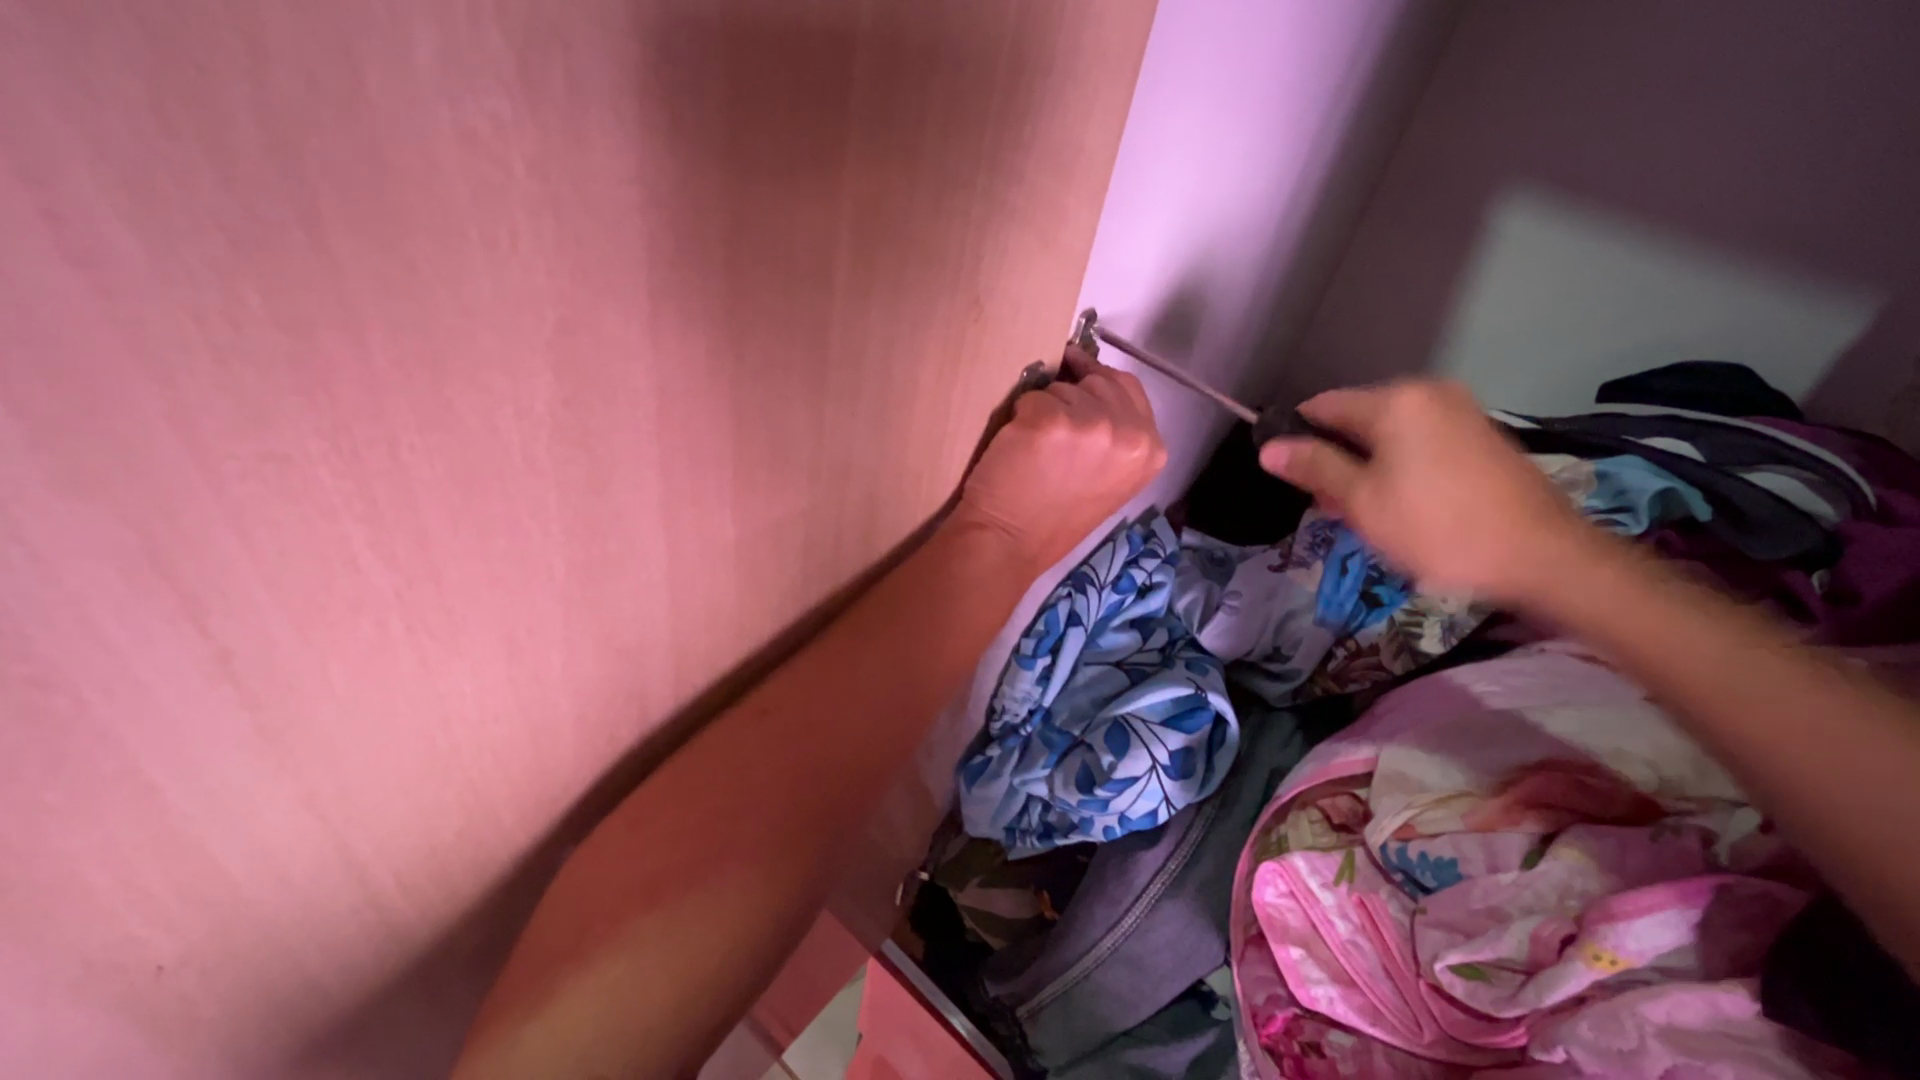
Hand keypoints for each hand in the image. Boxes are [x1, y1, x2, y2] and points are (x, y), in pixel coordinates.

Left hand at [953, 347, 1166, 575]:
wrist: (1012, 544)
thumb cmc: (1056, 517)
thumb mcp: (1111, 477)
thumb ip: (1116, 434)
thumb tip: (1091, 387)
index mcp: (1152, 450)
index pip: (1129, 386)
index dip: (1098, 381)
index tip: (1077, 383)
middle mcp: (1131, 434)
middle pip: (1097, 381)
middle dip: (1071, 396)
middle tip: (1052, 432)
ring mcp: (1093, 425)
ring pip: (1061, 388)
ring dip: (1045, 409)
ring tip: (1038, 452)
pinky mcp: (1050, 420)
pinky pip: (1031, 398)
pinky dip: (1019, 418)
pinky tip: (1020, 451)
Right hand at [1258, 379, 1594, 601]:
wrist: (1542, 556)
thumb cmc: (1438, 528)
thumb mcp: (1363, 503)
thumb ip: (1315, 468)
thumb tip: (1269, 448)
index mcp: (1395, 401)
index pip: (1322, 406)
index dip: (1296, 440)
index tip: (1292, 481)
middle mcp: (1428, 393)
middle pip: (1356, 420)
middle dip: (1335, 460)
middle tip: (1333, 510)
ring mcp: (1460, 412)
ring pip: (1388, 435)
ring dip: (1366, 469)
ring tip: (1368, 516)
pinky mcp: (1481, 438)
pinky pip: (1420, 443)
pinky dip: (1400, 469)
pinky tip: (1404, 508)